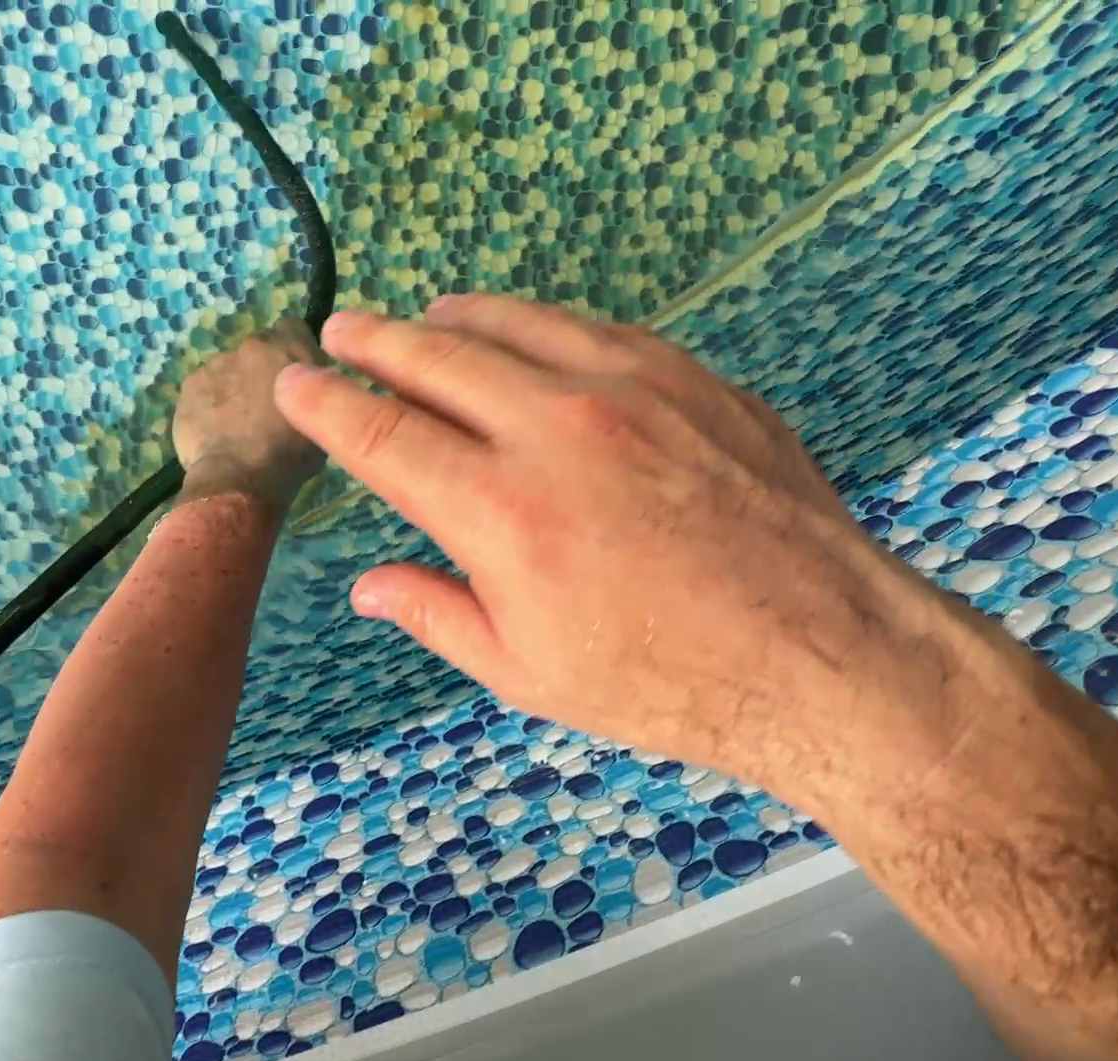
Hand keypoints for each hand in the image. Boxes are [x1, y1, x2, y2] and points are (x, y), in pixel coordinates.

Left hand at [175, 318, 326, 508]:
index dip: (294, 348)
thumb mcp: (321, 421)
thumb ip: (313, 391)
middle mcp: (253, 346)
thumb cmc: (291, 456)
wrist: (239, 478)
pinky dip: (210, 403)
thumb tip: (307, 387)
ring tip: (238, 424)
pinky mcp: (189, 385)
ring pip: (229, 369)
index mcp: (291, 350)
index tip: (295, 372)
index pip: (293, 327)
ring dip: (235, 386)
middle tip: (266, 404)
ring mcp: (216, 363)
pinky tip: (216, 430)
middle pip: (258, 348)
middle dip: (261, 368)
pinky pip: (204, 388)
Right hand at [272, 294, 961, 778]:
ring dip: (451, 320)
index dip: (327, 406)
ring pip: (511, 324)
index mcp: (501, 512)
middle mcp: (555, 429)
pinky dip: (535, 327)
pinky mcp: (689, 376)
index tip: (295, 385)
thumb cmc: (663, 683)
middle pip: (434, 358)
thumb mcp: (528, 672)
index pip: (383, 436)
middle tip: (340, 331)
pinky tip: (526, 338)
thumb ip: (436, 614)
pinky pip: (588, 328)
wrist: (822, 655)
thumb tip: (367, 586)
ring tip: (422, 321)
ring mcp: (629, 388)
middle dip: (372, 341)